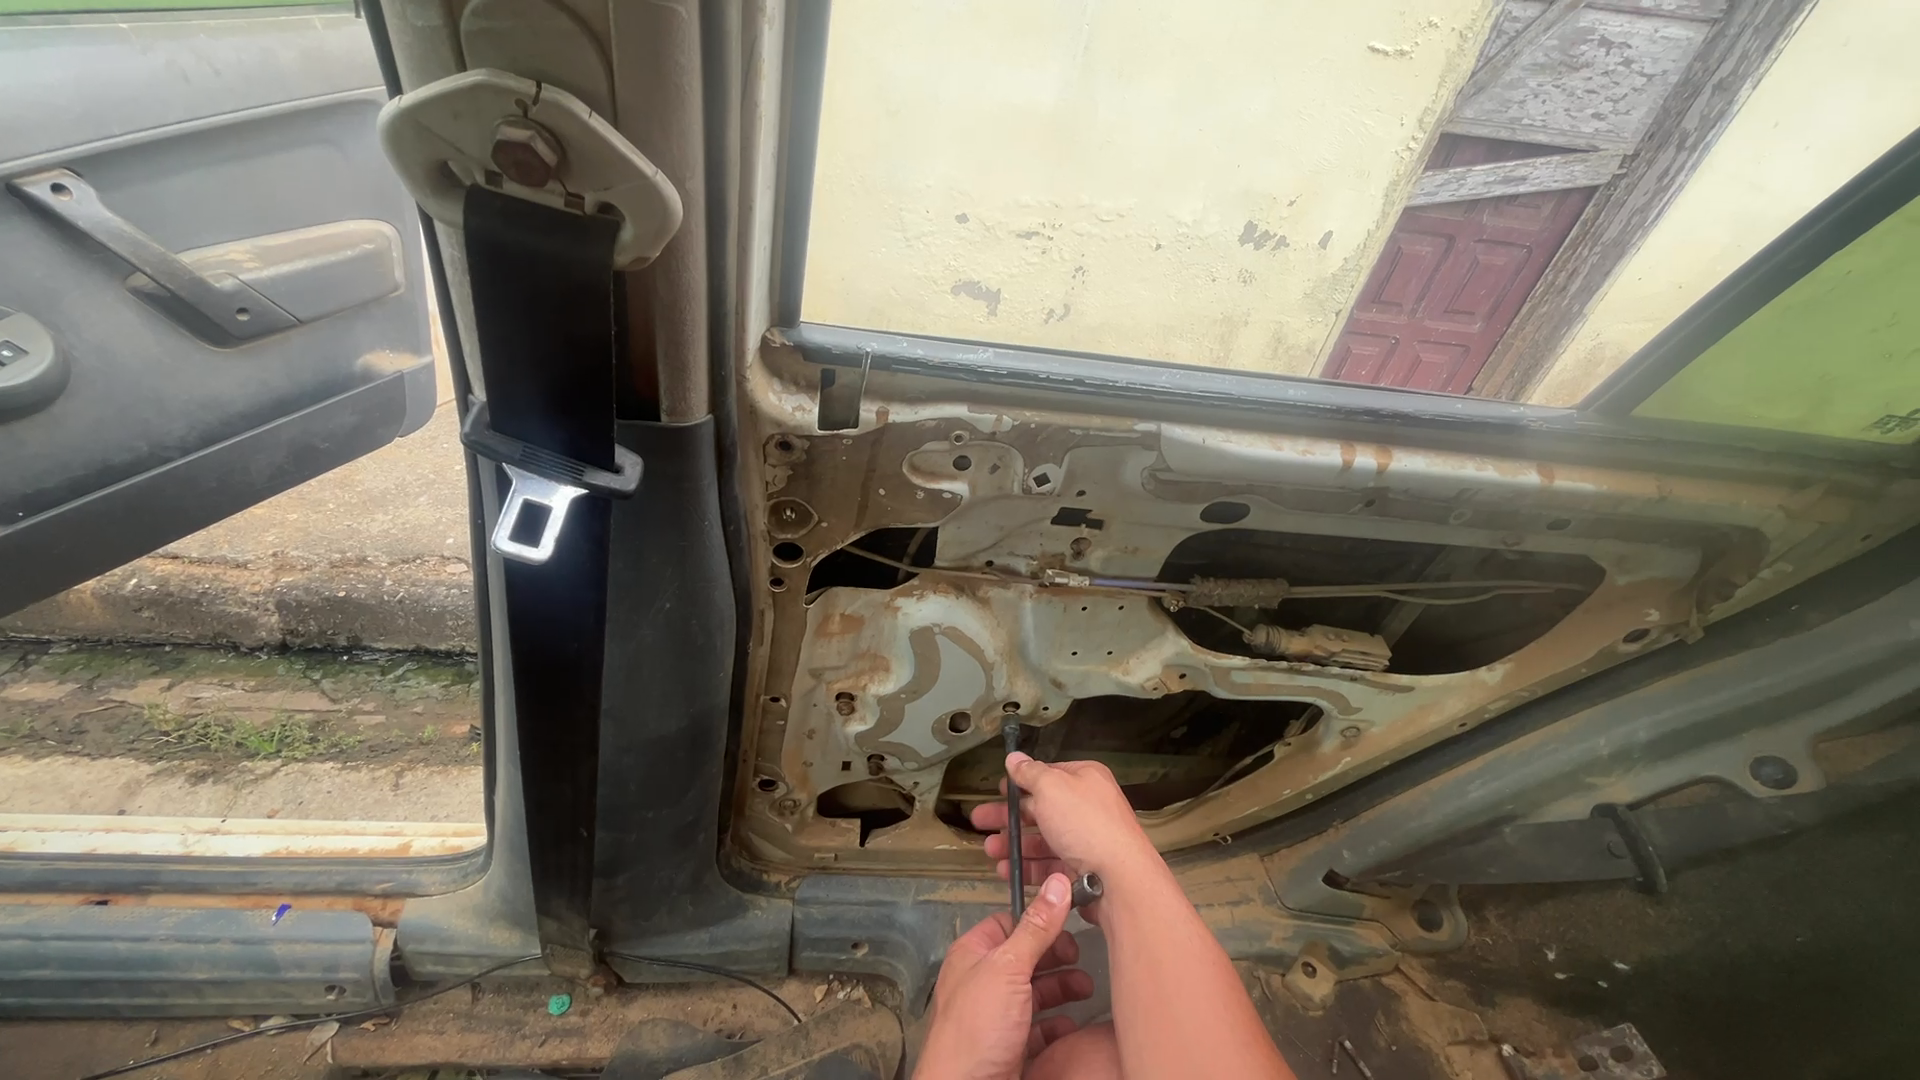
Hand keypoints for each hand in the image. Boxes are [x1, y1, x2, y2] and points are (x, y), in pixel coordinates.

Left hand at [913, 873, 1094, 1079]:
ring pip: (1033, 993)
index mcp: (973, 953)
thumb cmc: (975, 1029)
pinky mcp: (1007, 1047)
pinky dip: (1056, 1025)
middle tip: (1080, 958)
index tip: (1068, 920)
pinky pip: (1037, 1029)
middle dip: (1055, 956)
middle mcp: (981, 981)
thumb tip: (1057, 883)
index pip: (1008, 922)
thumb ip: (1036, 928)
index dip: (1038, 920)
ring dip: (1061, 989)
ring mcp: (994, 1016)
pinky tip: (1071, 1024)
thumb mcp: (1008, 968)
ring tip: (1085, 990)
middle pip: (1025, 957)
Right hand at [970, 753, 1160, 890]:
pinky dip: (1027, 867)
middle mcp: (1088, 807)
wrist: (1118, 881)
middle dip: (1009, 816)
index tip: (998, 791)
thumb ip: (1029, 773)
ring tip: (989, 850)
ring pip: (1042, 839)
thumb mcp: (1051, 788)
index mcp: (1086, 779)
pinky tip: (1006, 871)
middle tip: (979, 821)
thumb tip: (1014, 757)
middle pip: (1041, 808)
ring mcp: (1086, 841)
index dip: (1022, 782)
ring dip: (1013, 844)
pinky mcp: (1082, 871)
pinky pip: (1049, 865)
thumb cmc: (1084, 824)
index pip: (1049, 775)